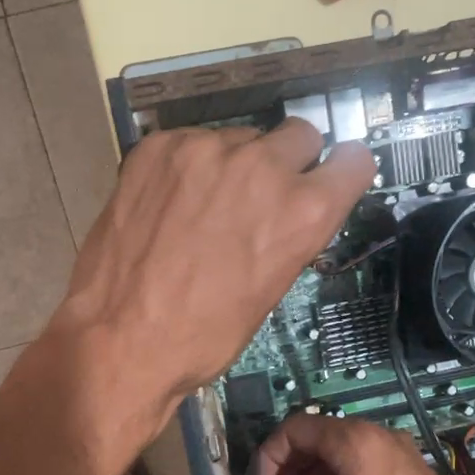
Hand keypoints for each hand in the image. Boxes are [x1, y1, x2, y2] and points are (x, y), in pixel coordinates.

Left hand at [50, 120, 374, 405]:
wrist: (121, 339)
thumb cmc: (203, 337)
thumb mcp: (269, 292)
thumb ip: (287, 237)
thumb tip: (284, 214)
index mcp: (303, 213)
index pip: (353, 162)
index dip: (340, 174)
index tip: (328, 182)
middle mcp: (263, 167)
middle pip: (299, 135)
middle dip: (288, 162)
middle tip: (260, 198)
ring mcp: (206, 150)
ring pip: (240, 139)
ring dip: (233, 165)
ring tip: (203, 210)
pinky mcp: (159, 147)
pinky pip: (190, 143)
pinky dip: (187, 168)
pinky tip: (169, 206)